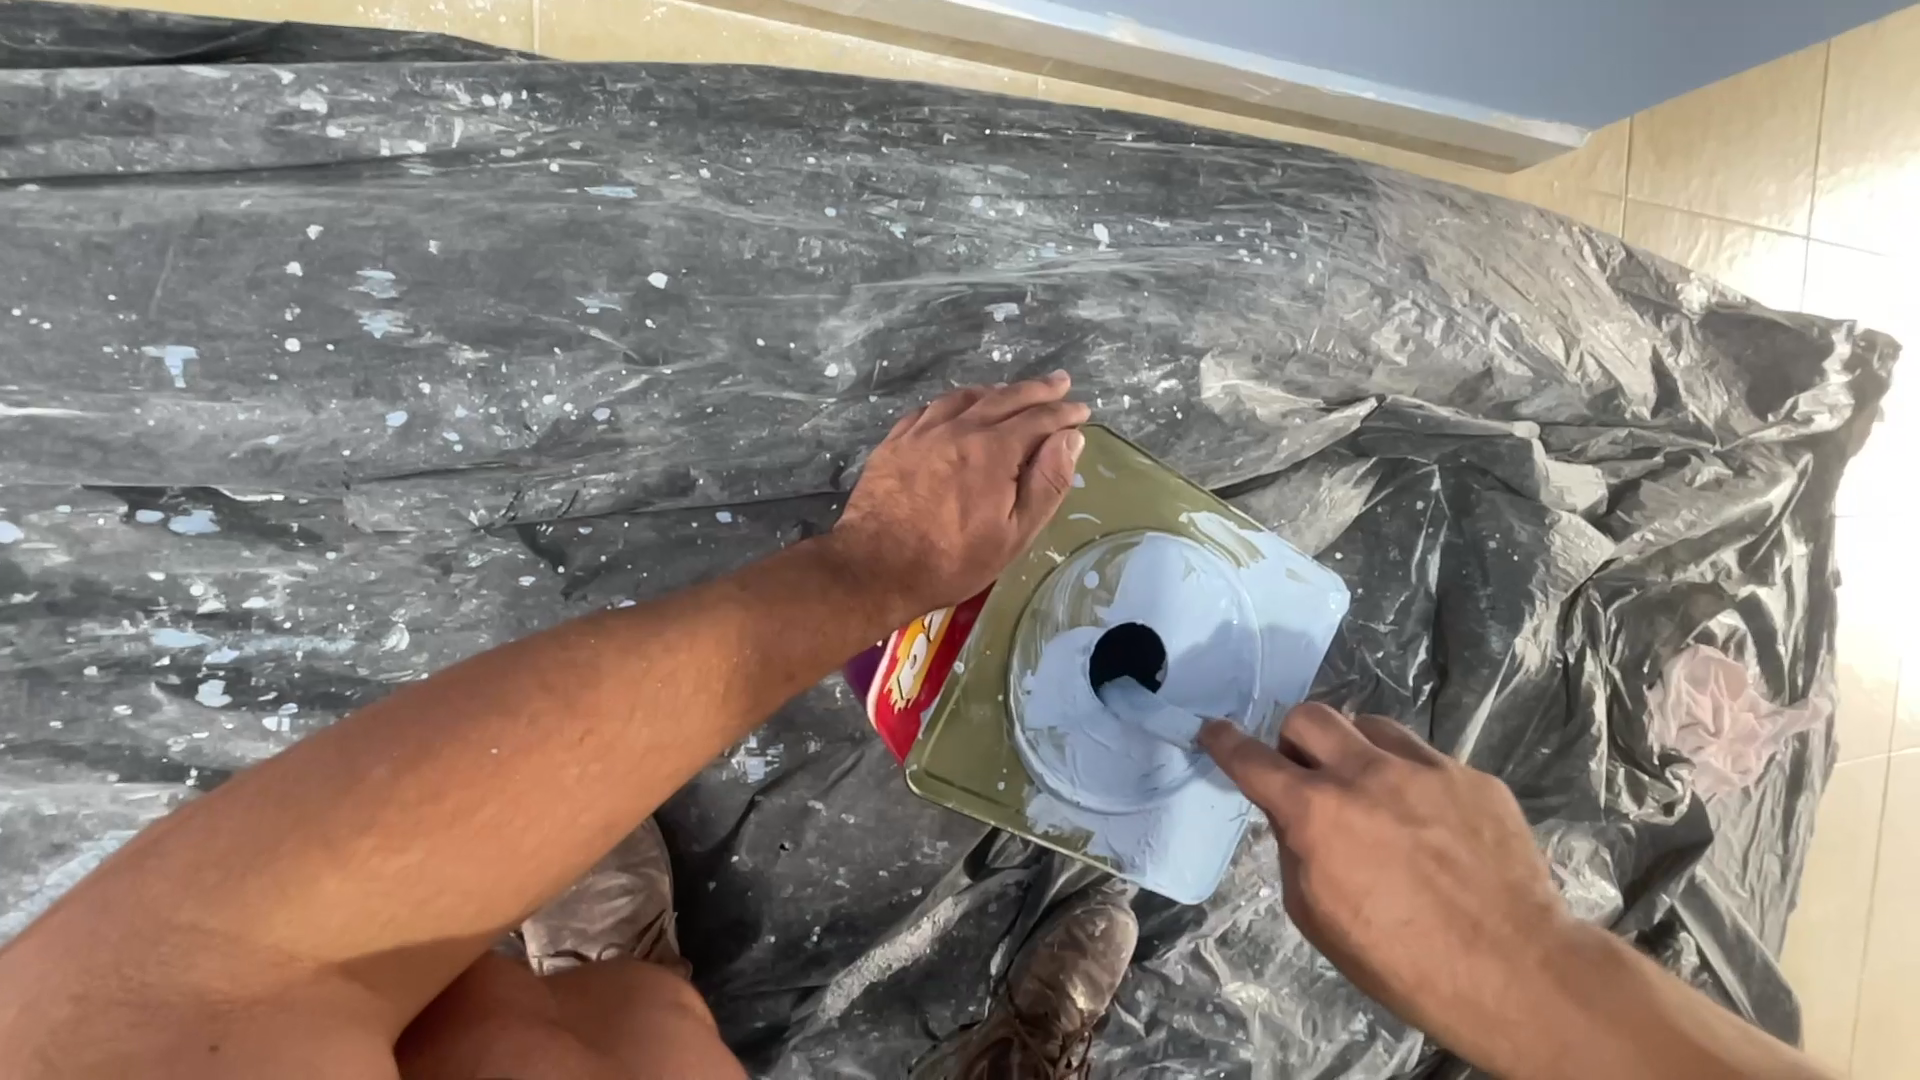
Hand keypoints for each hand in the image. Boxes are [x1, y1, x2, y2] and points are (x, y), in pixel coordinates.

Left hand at [829, 372, 1088, 620]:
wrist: (875, 567)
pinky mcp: (894, 442)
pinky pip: (931, 408)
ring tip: (1011, 392)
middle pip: (1005, 398)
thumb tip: (1070, 438)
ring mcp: (922, 432)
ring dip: (995, 391)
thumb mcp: (1014, 533)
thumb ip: (1047, 482)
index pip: (1039, 419)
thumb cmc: (952, 560)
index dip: (1064, 412)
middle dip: (1037, 389)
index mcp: (993, 449)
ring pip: (965, 397)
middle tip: (1059, 382)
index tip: (1082, 410)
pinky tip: (957, 408)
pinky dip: (955, 402)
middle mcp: (959, 428)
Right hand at [1200, 706, 1575, 1060]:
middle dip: (1294, 739)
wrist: (1520, 976)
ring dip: (1354, 750)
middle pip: (1309, 716)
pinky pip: (1423, 755)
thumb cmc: (1402, 961)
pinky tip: (1428, 820)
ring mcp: (1425, 769)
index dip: (1224, 741)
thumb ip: (1293, 849)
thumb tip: (1292, 816)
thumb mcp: (1316, 914)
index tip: (1214, 731)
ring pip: (1368, 723)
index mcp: (1316, 813)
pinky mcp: (1473, 778)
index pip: (1252, 759)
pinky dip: (1408, 775)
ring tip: (1372, 789)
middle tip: (1308, 774)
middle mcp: (1365, 775)